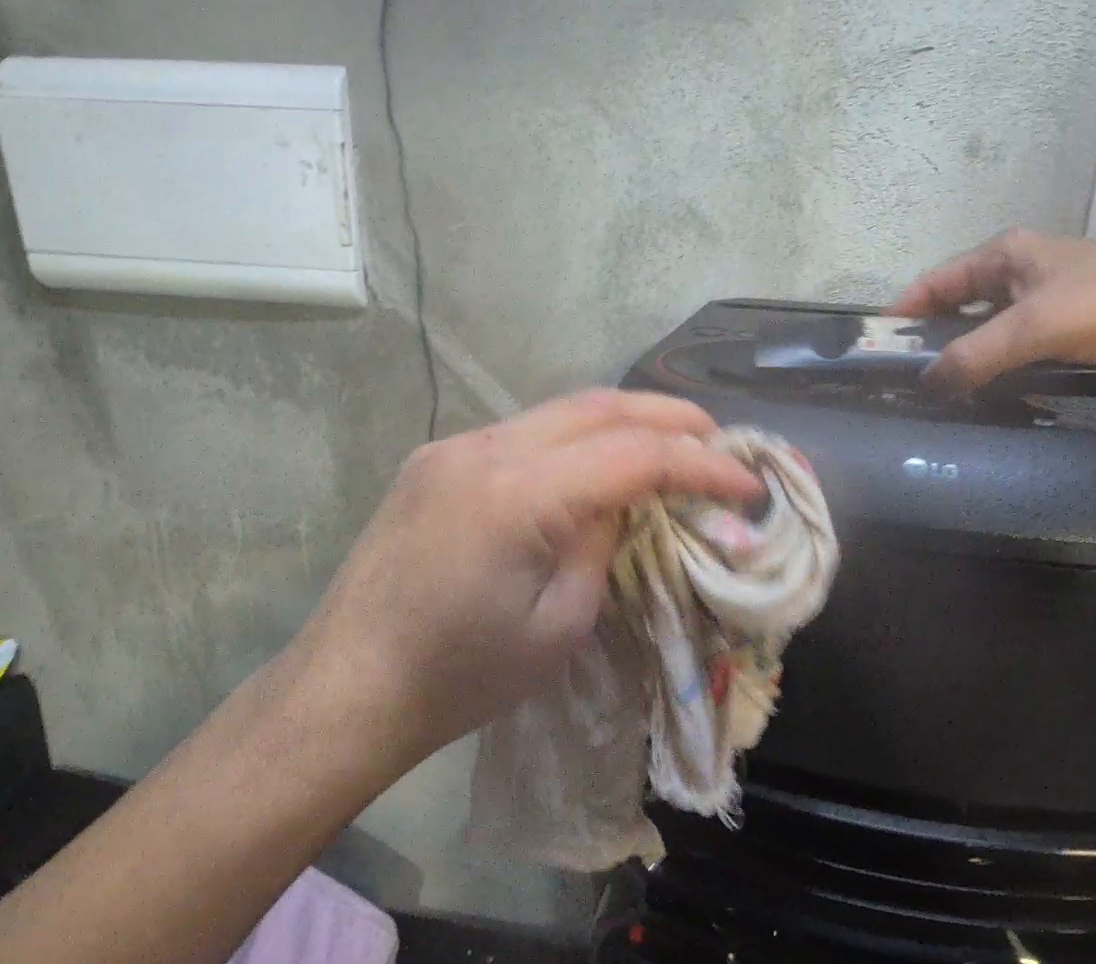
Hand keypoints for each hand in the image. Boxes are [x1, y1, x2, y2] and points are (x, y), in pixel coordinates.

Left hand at [290, 390, 765, 760]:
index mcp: (517, 494)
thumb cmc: (460, 678)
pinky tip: (598, 464)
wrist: (347, 689)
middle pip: (599, 407)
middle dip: (670, 418)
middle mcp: (484, 448)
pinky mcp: (434, 460)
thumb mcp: (559, 626)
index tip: (747, 485)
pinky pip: (523, 433)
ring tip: (672, 447)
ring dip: (624, 422)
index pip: (634, 455)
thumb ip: (604, 545)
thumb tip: (625, 501)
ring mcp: (452, 447)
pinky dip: (576, 439)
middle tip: (720, 443)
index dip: (701, 465)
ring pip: (559, 412)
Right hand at [888, 229, 1095, 392]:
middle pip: (957, 300)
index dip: (901, 313)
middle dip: (932, 334)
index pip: (932, 281)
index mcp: (1002, 253)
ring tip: (949, 380)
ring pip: (986, 317)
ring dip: (966, 345)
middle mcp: (1018, 261)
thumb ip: (973, 357)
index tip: (878, 347)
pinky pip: (1014, 329)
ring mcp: (1045, 283)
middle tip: (913, 372)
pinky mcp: (1068, 307)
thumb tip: (926, 383)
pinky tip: (996, 376)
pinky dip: (996, 350)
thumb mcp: (1029, 331)